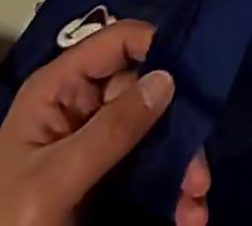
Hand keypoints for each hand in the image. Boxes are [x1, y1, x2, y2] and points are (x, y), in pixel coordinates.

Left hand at [0, 20, 209, 225]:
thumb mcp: (53, 181)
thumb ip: (110, 130)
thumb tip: (168, 77)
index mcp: (60, 88)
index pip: (117, 42)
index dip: (157, 48)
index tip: (196, 78)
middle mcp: (82, 105)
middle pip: (145, 90)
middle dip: (178, 127)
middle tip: (199, 174)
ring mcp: (94, 142)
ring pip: (155, 132)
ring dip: (182, 165)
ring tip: (197, 201)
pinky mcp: (106, 178)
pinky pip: (149, 169)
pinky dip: (173, 189)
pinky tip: (187, 213)